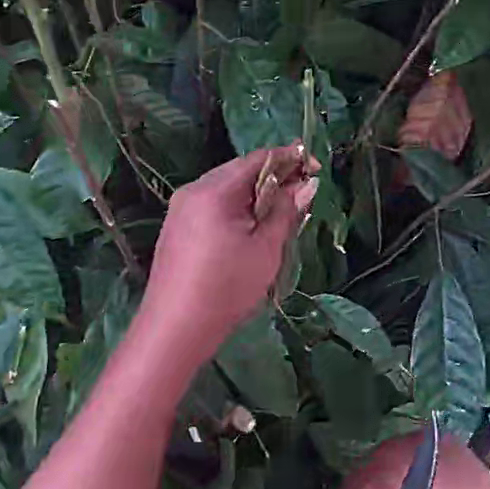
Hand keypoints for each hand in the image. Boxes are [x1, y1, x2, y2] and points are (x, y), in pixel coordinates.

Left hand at [139, 142, 316, 367]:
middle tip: (302, 193)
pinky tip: (251, 228)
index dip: (289, 159)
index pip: (258, 159)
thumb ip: (286, 211)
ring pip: (226, 188)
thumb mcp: (266, 248)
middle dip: (273, 177)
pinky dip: (236, 208)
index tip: (314, 168)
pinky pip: (212, 205)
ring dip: (256, 194)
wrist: (175, 329)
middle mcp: (193, 190)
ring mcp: (180, 209)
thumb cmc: (227, 287)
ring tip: (281, 213)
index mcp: (214, 190)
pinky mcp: (176, 227)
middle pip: (240, 170)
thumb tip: (306, 184)